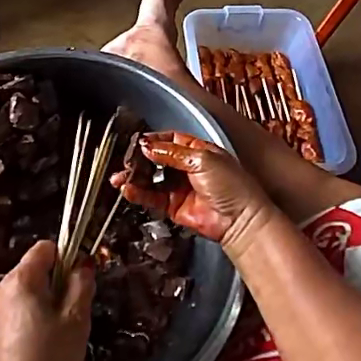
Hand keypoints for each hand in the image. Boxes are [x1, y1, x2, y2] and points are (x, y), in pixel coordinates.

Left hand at [0, 241, 92, 360]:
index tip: (80, 279)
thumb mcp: (76, 320)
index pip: (46, 247)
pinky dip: (34, 314)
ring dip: (47, 300)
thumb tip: (84, 263)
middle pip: (37, 267)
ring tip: (60, 330)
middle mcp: (3, 285)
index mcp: (22, 277)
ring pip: (29, 288)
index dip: (66, 257)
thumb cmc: (48, 358)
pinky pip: (20, 305)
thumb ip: (81, 285)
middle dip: (58, 282)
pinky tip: (44, 340)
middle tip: (74, 311)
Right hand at [111, 132, 274, 247]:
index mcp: (197, 150)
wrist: (240, 220)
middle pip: (156, 159)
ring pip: (150, 178)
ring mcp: (179, 187)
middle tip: (125, 161)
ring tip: (120, 178)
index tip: (137, 143)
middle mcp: (186, 167)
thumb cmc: (232, 185)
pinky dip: (138, 193)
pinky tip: (128, 190)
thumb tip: (146, 146)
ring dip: (134, 177)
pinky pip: (151, 197)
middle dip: (139, 159)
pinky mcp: (173, 205)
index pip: (169, 140)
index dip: (153, 141)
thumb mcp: (202, 160)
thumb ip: (171, 153)